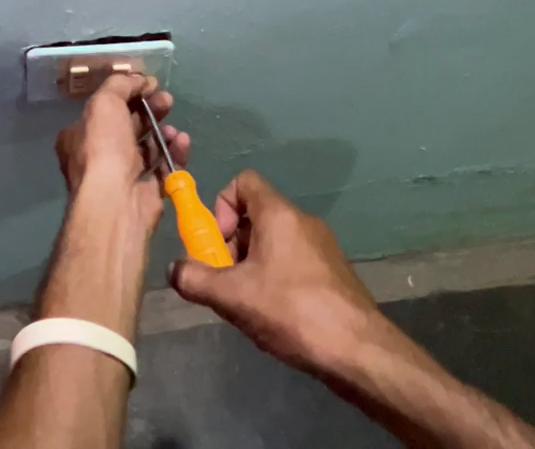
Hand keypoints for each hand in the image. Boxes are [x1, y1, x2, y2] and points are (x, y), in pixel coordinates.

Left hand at [53, 72, 189, 223]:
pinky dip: (175, 153)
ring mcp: (122, 176)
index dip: (127, 93)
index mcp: (80, 136)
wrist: (115, 202)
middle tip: (167, 100)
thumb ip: (120, 85)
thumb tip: (139, 80)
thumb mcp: (104, 103)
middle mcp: (98, 156)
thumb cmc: (103, 148)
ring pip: (148, 147)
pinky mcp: (146, 193)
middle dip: (150, 110)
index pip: (104, 109)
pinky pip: (164, 168)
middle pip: (128, 125)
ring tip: (174, 128)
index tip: (148, 84)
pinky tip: (182, 142)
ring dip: (164, 132)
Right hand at [167, 170, 405, 378]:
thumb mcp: (233, 296)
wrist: (360, 352)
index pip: (243, 181)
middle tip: (227, 280)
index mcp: (278, 213)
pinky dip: (276, 277)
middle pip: (255, 214)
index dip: (221, 205)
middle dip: (232, 243)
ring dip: (252, 263)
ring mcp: (322, 246)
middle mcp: (302, 220)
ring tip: (249, 302)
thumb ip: (195, 279)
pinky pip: (293, 260)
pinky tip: (275, 314)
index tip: (216, 243)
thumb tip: (174, 270)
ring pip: (273, 241)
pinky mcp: (333, 272)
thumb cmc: (292, 311)